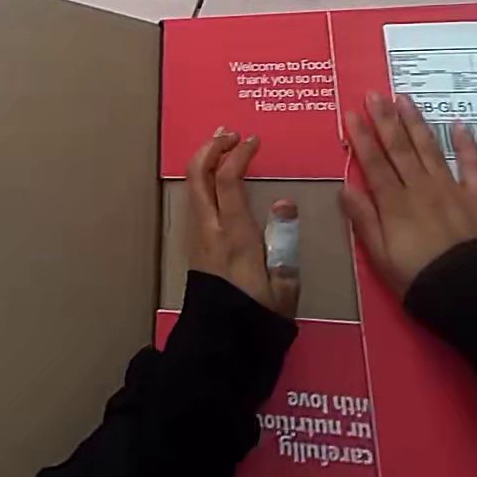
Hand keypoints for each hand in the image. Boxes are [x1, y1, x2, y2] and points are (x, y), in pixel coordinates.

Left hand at [186, 130, 300, 317]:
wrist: (221, 343)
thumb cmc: (257, 314)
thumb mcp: (283, 283)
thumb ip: (284, 240)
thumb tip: (283, 202)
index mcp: (234, 235)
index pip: (228, 182)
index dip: (239, 155)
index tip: (254, 141)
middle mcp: (210, 229)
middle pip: (198, 176)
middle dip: (211, 148)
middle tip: (231, 133)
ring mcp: (197, 236)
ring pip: (192, 186)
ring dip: (205, 161)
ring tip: (223, 145)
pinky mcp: (194, 244)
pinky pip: (195, 199)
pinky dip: (203, 178)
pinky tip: (216, 176)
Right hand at [341, 92, 476, 294]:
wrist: (474, 292)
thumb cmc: (420, 280)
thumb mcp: (382, 258)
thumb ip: (365, 220)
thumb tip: (345, 187)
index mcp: (395, 204)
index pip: (374, 163)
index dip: (361, 137)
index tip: (351, 114)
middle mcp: (421, 187)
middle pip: (400, 148)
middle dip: (385, 119)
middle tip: (375, 94)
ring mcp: (451, 188)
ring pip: (429, 148)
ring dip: (416, 122)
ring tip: (404, 99)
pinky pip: (471, 164)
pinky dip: (466, 143)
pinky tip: (459, 124)